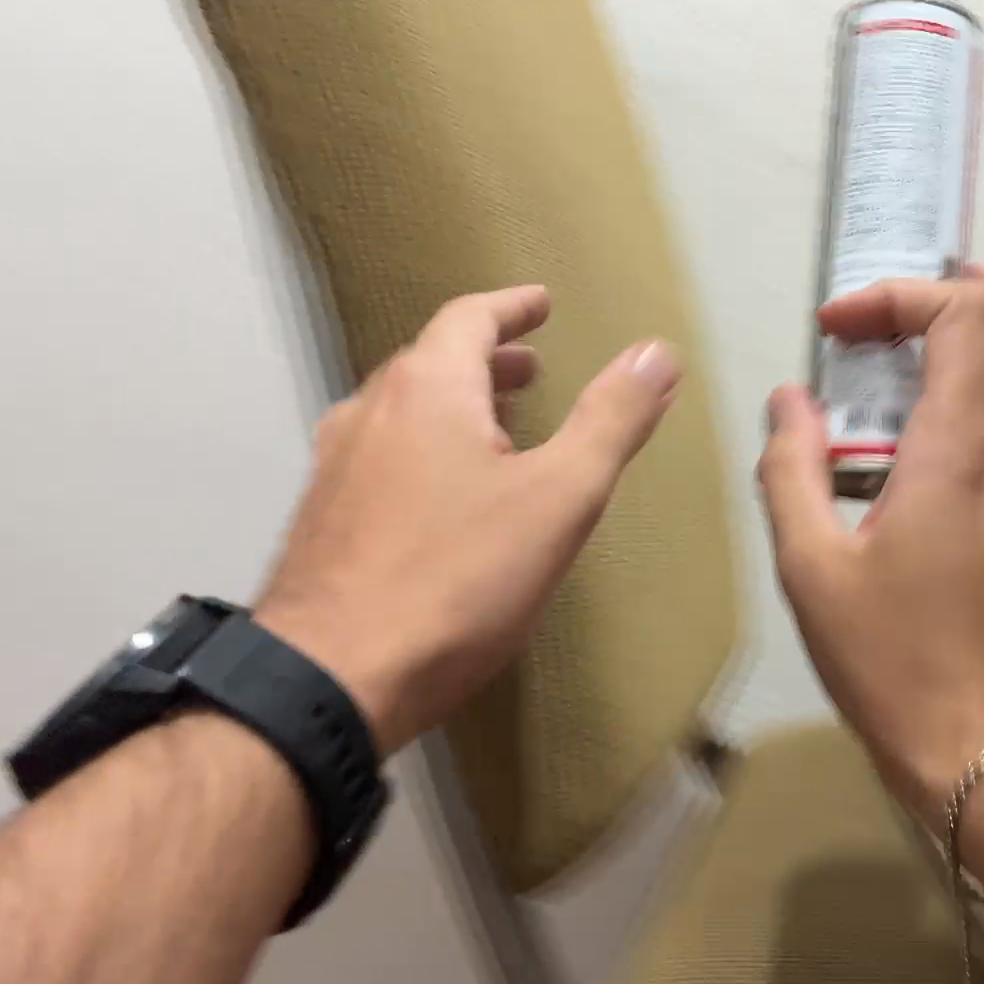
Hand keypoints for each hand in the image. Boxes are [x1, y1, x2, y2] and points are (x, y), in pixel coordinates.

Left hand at [254, 286, 680, 754]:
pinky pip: (385, 457)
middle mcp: (370, 414)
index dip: (511, 308)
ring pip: (404, 413)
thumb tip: (659, 352)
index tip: (540, 304)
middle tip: (531, 371)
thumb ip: (611, 421)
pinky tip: (447, 498)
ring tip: (500, 430)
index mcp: (428, 392)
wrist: (332, 679)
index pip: (468, 320)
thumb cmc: (460, 577)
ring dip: (456, 406)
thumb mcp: (560, 497)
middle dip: (488, 360)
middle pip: (432, 364)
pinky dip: (427, 449)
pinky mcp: (325, 520)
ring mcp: (336, 468)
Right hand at [758, 272, 983, 824]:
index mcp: (957, 458)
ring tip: (907, 370)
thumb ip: (792, 472)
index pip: (965, 321)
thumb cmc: (891, 663)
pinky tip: (903, 464)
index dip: (903, 296)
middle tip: (938, 294)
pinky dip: (970, 422)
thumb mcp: (811, 568)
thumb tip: (790, 404)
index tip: (840, 327)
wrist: (982, 755)